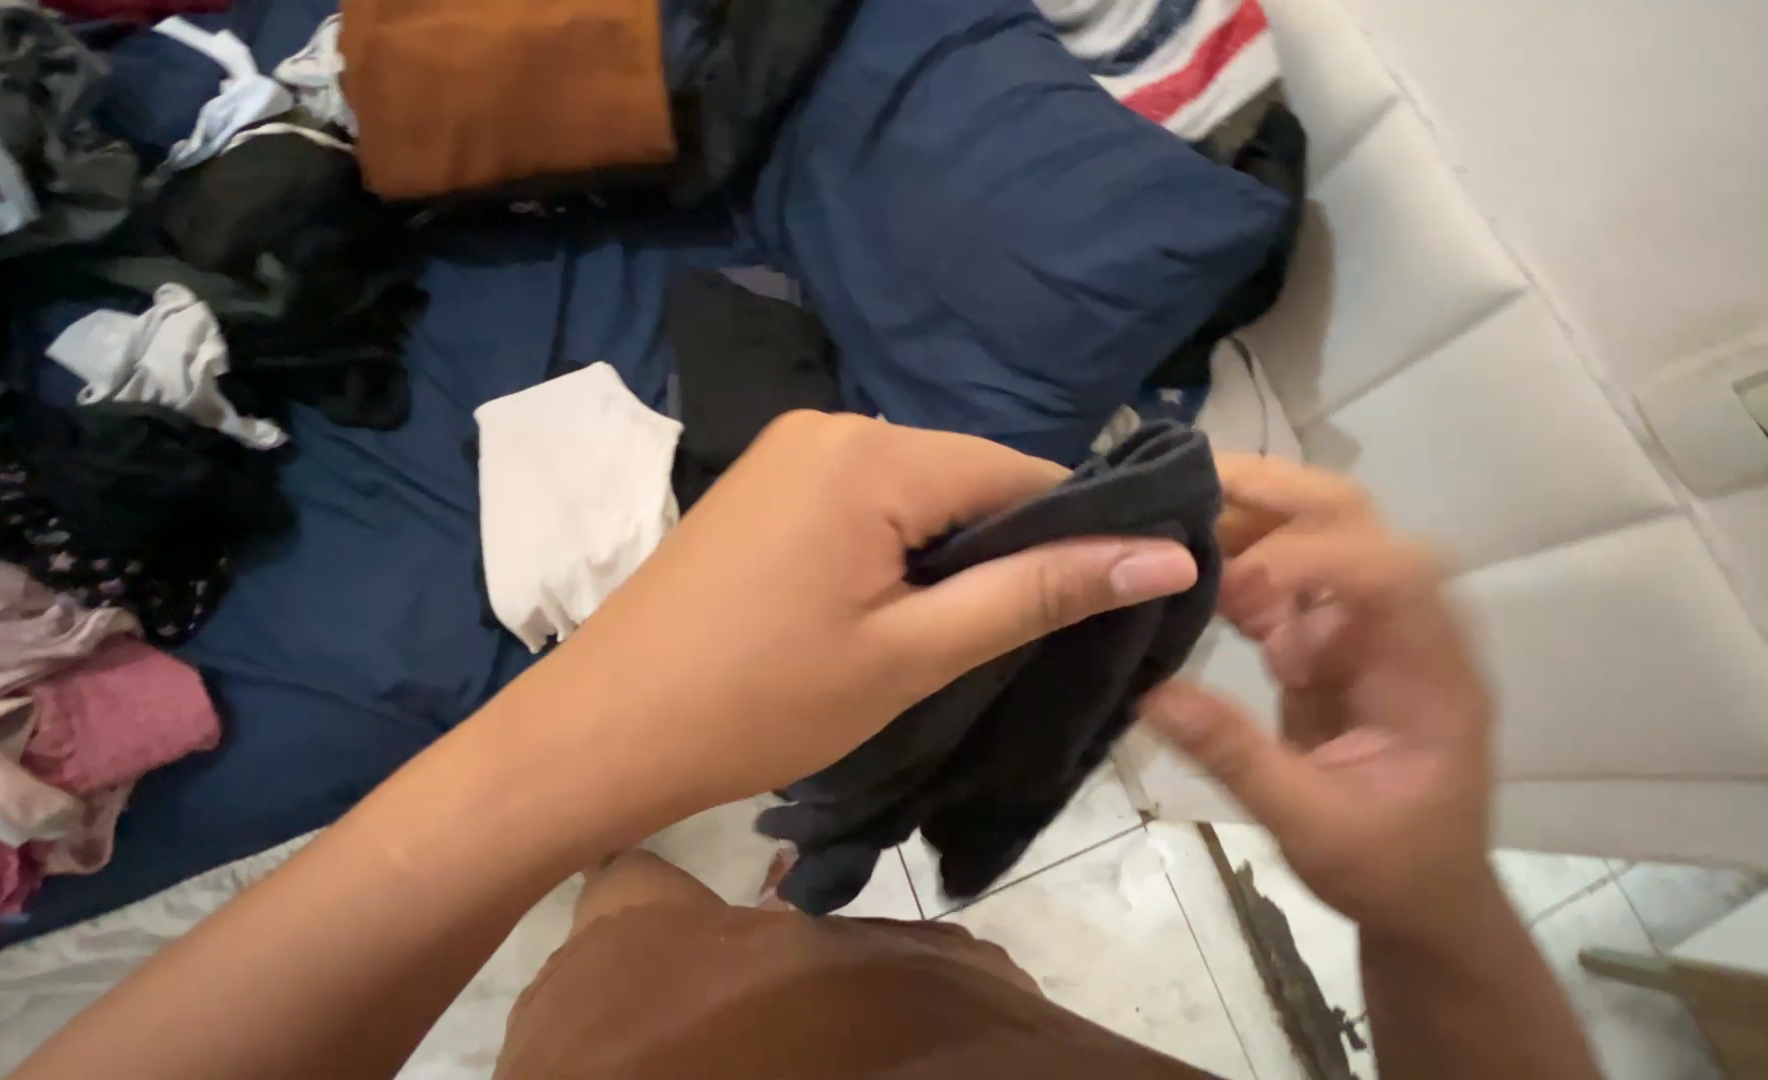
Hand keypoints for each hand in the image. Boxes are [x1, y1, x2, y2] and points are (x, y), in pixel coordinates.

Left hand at [545, 412, 1199, 816]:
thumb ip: (1036, 592)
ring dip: (943, 553)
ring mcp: (787, 450)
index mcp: (874, 453)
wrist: (603, 728)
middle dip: (999, 548)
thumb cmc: (760, 701)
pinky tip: (874, 606)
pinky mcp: (762, 483)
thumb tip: (1164, 554)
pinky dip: (891, 546)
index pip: (1020, 471)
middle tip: (999, 640)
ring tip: (934, 633)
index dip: (1071, 532)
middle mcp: (832, 425)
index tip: (1094, 602)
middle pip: (964, 476)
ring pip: (914, 489)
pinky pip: (861, 498)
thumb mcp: (913, 653)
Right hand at [1141, 456, 1499, 946]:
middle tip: (1190, 483)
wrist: (1417, 892)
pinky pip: (1275, 583)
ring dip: (1244, 519)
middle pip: (1356, 525)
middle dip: (1276, 495)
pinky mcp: (1320, 641)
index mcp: (1431, 670)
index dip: (1317, 554)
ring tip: (1169, 512)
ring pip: (1311, 537)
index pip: (1395, 575)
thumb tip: (1147, 693)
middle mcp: (1402, 627)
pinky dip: (1228, 569)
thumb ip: (1235, 756)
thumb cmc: (1390, 865)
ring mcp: (1359, 628)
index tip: (1234, 571)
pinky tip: (1182, 572)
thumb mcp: (1312, 824)